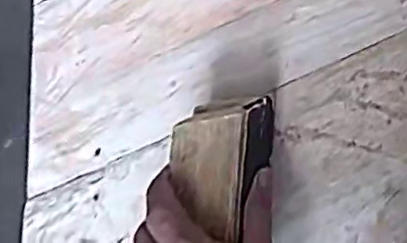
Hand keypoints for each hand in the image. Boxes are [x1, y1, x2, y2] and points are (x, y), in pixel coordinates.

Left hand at [135, 167, 271, 242]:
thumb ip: (257, 213)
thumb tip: (262, 177)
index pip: (159, 209)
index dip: (161, 185)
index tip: (170, 171)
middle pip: (145, 228)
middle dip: (157, 207)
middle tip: (176, 189)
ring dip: (155, 231)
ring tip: (176, 217)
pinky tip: (177, 241)